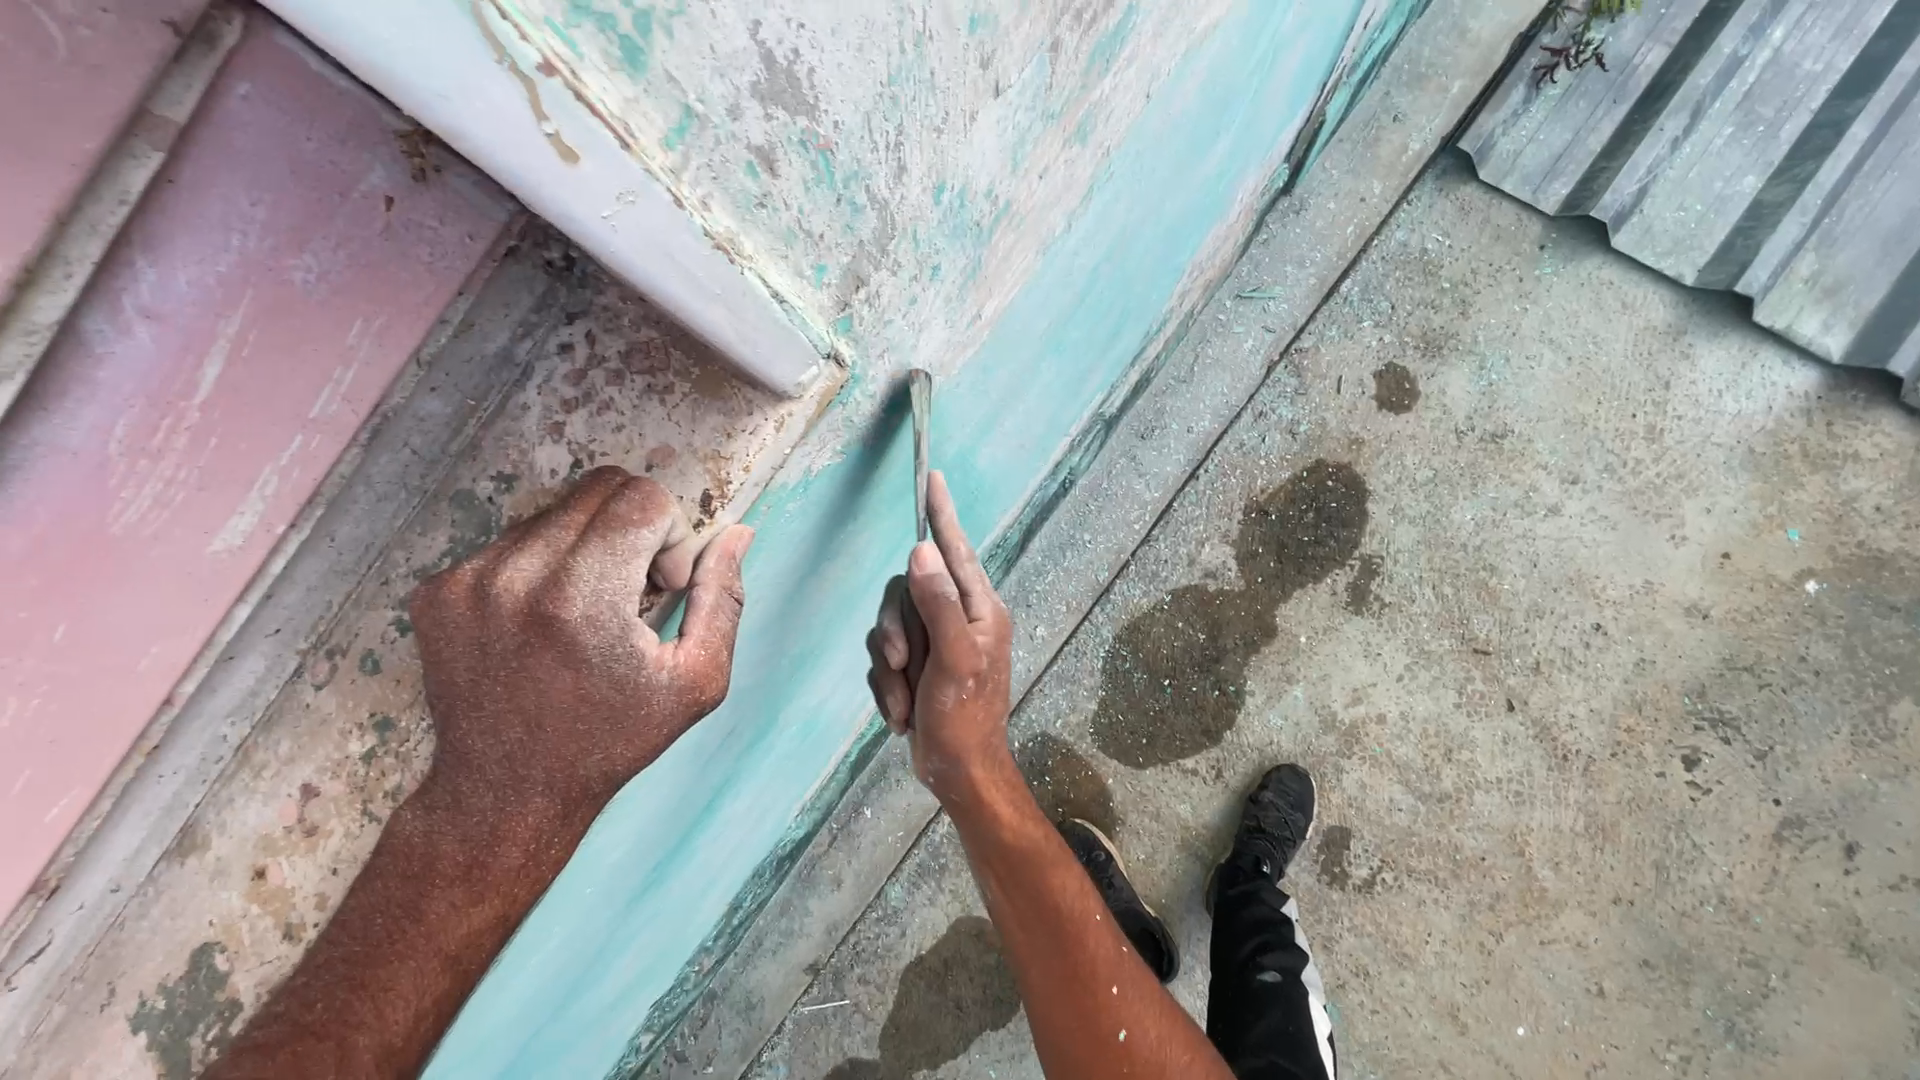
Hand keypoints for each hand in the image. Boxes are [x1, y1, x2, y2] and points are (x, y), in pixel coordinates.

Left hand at [408, 466, 751, 825]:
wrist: (506, 791)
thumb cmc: (612, 739)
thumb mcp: (696, 680)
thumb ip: (722, 598)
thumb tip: (737, 533)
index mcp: (581, 597)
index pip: (642, 497)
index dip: (672, 533)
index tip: (665, 586)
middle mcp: (515, 575)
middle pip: (601, 487)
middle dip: (637, 526)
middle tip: (637, 589)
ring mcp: (466, 579)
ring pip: (558, 510)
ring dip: (592, 544)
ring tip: (592, 608)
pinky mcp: (437, 589)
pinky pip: (515, 538)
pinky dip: (548, 562)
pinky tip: (550, 618)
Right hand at [866, 471, 1013, 804]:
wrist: (957, 772)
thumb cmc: (966, 716)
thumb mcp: (955, 659)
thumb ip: (939, 603)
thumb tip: (921, 551)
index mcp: (980, 608)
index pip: (956, 550)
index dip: (942, 515)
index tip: (934, 478)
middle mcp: (958, 617)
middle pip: (905, 592)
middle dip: (896, 632)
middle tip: (902, 665)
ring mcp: (935, 642)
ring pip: (889, 627)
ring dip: (891, 671)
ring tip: (907, 702)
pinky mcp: (915, 666)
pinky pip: (883, 659)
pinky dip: (888, 688)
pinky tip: (905, 714)